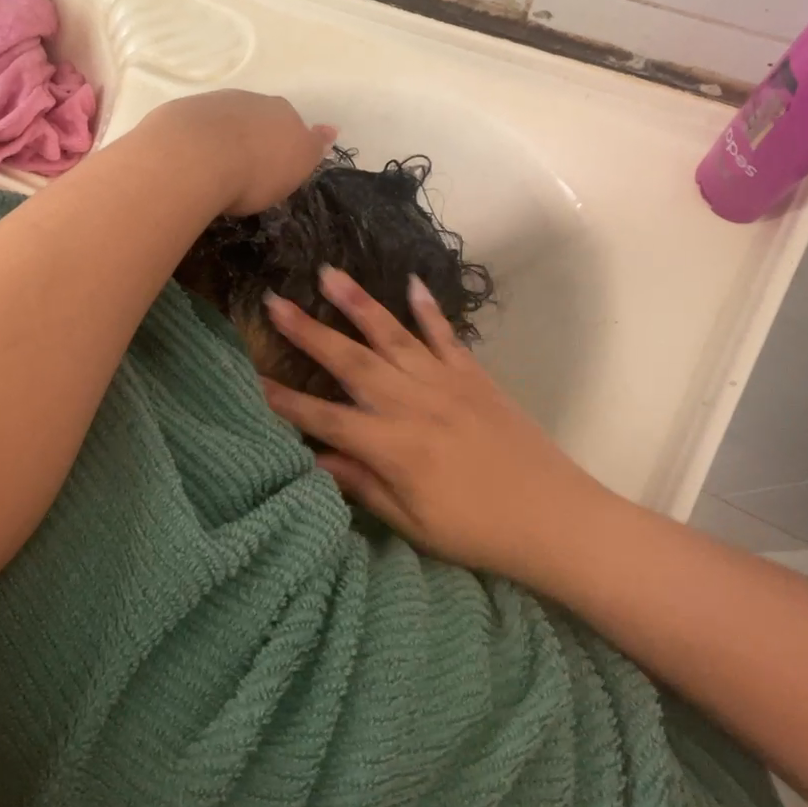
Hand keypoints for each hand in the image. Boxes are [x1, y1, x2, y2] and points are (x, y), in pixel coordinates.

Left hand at [141, 90, 336, 215]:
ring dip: (220, 139)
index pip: (291, 126)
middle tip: (242, 171)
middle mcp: (248, 101)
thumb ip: (311, 148)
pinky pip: (191, 129)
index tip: (274, 167)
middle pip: (255, 119)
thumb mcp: (296, 166)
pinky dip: (192, 143)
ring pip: (222, 121)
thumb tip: (329, 130)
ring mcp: (211, 104)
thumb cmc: (254, 171)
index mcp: (282, 113)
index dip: (284, 146)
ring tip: (211, 171)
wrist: (195, 157)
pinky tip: (186, 164)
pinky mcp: (179, 115)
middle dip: (252, 139)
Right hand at [258, 266, 615, 576]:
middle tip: (274, 301)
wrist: (558, 520)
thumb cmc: (477, 531)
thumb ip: (361, 483)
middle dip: (308, 332)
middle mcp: (412, 405)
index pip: (324, 418)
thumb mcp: (412, 521)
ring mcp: (446, 385)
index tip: (249, 378)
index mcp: (392, 446)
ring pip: (392, 336)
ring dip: (358, 304)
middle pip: (349, 361)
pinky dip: (428, 309)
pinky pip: (446, 336)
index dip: (284, 401)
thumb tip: (313, 457)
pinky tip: (411, 283)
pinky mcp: (475, 378)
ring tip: (329, 274)